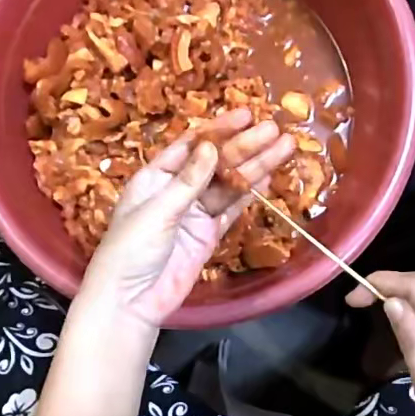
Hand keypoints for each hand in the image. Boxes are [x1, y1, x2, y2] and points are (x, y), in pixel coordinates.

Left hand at [81, 109, 294, 329]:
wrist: (130, 300)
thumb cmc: (130, 250)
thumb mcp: (157, 211)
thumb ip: (188, 181)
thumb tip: (211, 147)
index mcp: (154, 177)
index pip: (190, 146)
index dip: (218, 130)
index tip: (246, 115)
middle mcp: (175, 191)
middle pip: (214, 163)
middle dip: (243, 146)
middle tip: (273, 129)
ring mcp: (193, 213)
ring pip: (228, 185)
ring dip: (254, 166)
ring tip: (283, 146)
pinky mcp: (207, 235)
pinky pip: (231, 209)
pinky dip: (249, 194)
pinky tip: (268, 176)